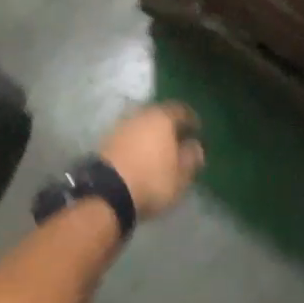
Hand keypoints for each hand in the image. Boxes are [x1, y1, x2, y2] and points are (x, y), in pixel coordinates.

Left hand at [99, 102, 204, 219]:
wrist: (107, 191)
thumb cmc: (151, 181)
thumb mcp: (180, 176)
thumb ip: (191, 158)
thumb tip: (195, 146)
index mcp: (163, 118)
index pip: (181, 111)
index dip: (191, 120)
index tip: (196, 130)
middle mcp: (141, 115)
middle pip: (160, 115)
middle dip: (169, 126)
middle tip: (177, 140)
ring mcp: (121, 125)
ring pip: (142, 125)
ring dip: (151, 134)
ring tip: (158, 150)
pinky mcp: (107, 139)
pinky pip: (129, 136)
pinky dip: (137, 143)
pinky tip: (140, 156)